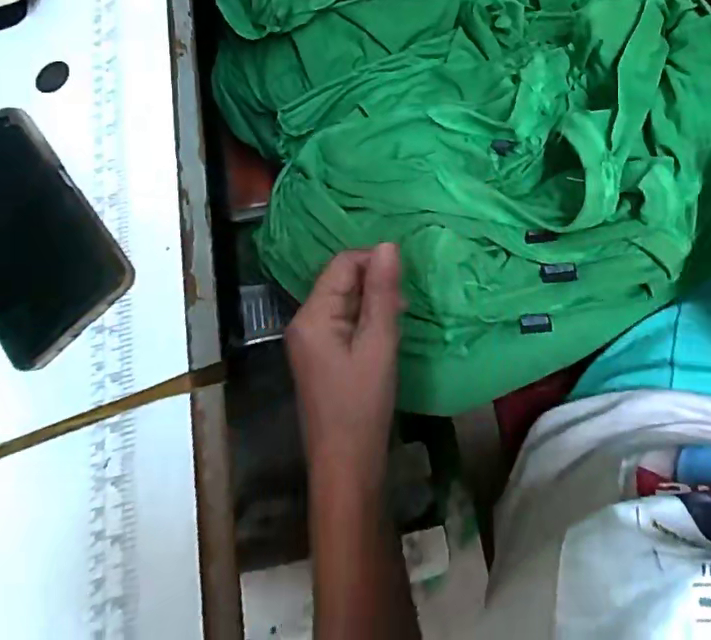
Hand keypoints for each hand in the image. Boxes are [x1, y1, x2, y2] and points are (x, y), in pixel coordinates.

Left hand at [286, 244, 404, 489]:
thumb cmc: (362, 403)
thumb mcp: (379, 343)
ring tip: (400, 320)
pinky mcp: (322, 355)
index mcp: (311, 315)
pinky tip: (387, 335)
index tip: (405, 279)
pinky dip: (368, 319)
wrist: (346, 464)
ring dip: (374, 302)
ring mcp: (311, 340)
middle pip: (341, 280)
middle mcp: (304, 321)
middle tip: (405, 305)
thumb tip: (388, 245)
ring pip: (346, 300)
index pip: (342, 264)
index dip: (374, 261)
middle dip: (375, 283)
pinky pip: (345, 320)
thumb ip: (383, 292)